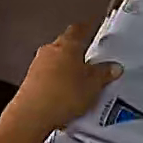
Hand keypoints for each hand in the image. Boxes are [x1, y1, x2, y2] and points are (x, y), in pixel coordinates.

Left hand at [6, 24, 121, 133]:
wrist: (32, 115)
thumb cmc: (60, 94)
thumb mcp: (94, 85)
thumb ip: (105, 73)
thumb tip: (112, 68)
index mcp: (67, 45)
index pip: (78, 29)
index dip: (86, 28)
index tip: (90, 27)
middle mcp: (50, 51)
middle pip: (66, 46)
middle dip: (78, 53)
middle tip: (92, 62)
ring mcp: (37, 66)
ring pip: (56, 62)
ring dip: (66, 69)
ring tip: (81, 84)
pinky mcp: (30, 82)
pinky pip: (48, 77)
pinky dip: (57, 83)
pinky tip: (66, 96)